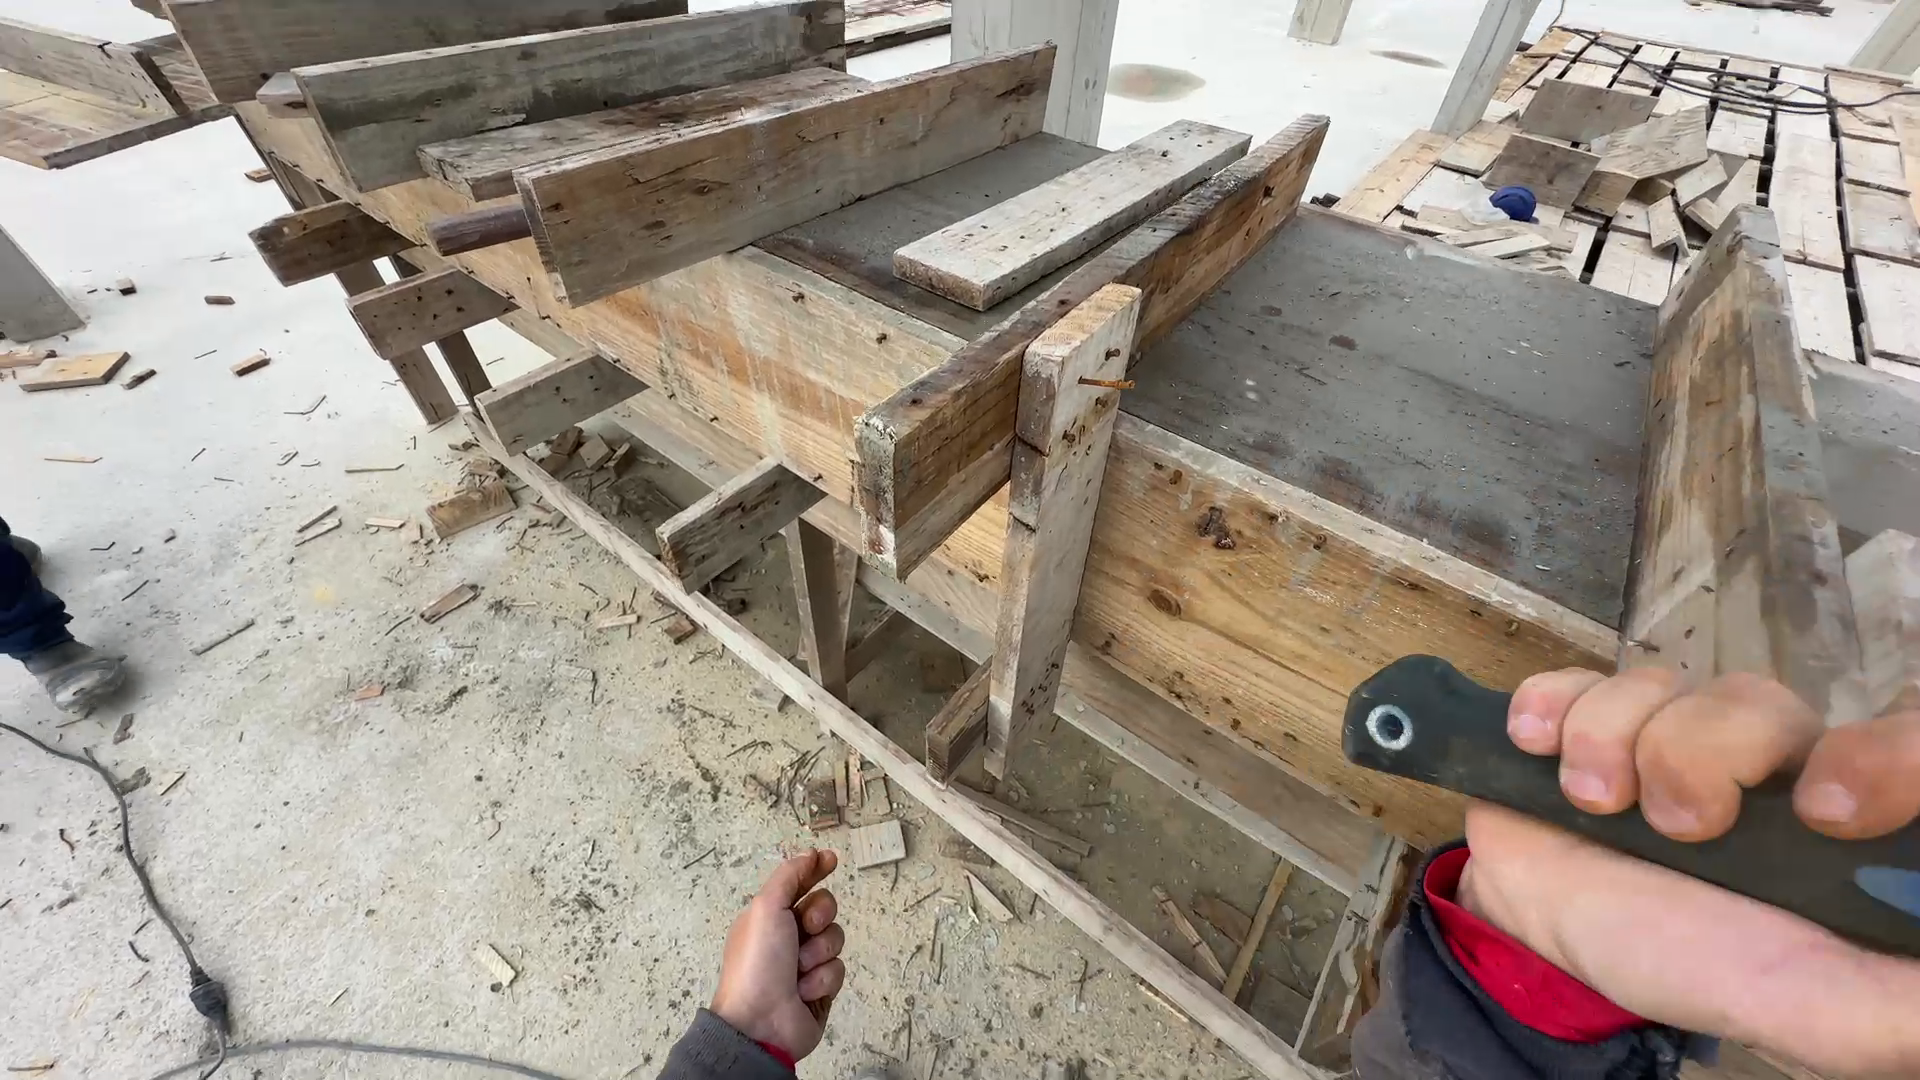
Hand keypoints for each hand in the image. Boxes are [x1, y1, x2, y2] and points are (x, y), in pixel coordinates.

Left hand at [710, 849, 846, 1060]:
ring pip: (834, 939)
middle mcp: (789, 936)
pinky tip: (804, 992)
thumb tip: (811, 853)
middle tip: (808, 928)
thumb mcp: (766, 907)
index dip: (816, 869)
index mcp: (771, 916)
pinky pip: (837, 970)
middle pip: (825, 907)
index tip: (832, 860)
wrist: (760, 1024)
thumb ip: (790, 875)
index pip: (799, 884)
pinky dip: (822, 979)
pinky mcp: (821, 988)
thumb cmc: (758, 961)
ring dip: (819, 952)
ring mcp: (806, 963)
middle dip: (820, 915)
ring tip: (799, 971)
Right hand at [1454, 668, 1919, 1077]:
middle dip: (1693, 756)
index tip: (1825, 815)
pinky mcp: (1578, 710)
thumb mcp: (1806, 1011)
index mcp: (1831, 820)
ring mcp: (1658, 726)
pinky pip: (1572, 675)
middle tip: (1667, 824)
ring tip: (1585, 800)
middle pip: (1754, 701)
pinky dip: (1546, 703)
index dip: (1885, 754)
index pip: (1906, 743)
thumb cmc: (1671, 961)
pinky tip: (1532, 742)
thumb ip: (1894, 1005)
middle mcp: (1757, 760)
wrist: (1535, 921)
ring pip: (1653, 684)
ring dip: (1603, 738)